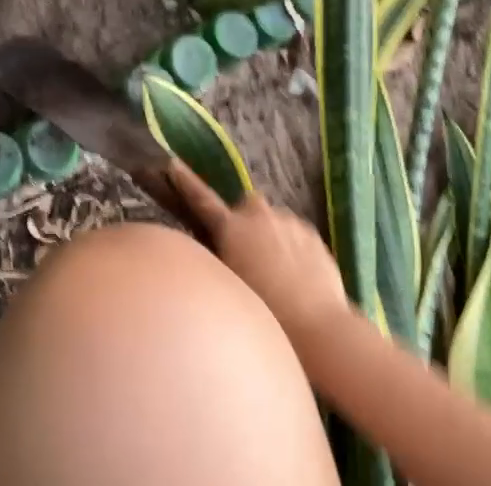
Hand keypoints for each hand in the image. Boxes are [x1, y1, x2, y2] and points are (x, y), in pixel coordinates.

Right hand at [166, 161, 351, 342]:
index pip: (202, 200)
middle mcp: (260, 216)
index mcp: (232, 228)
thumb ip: (219, 258)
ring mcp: (290, 222)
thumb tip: (217, 248)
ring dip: (270, 236)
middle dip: (246, 222)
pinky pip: (295, 234)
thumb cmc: (262, 310)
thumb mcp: (227, 284)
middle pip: (247, 207)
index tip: (174, 164)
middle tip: (247, 255)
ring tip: (276, 274)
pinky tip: (297, 277)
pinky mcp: (313, 234)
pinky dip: (292, 247)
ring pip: (273, 221)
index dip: (186, 183)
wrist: (317, 325)